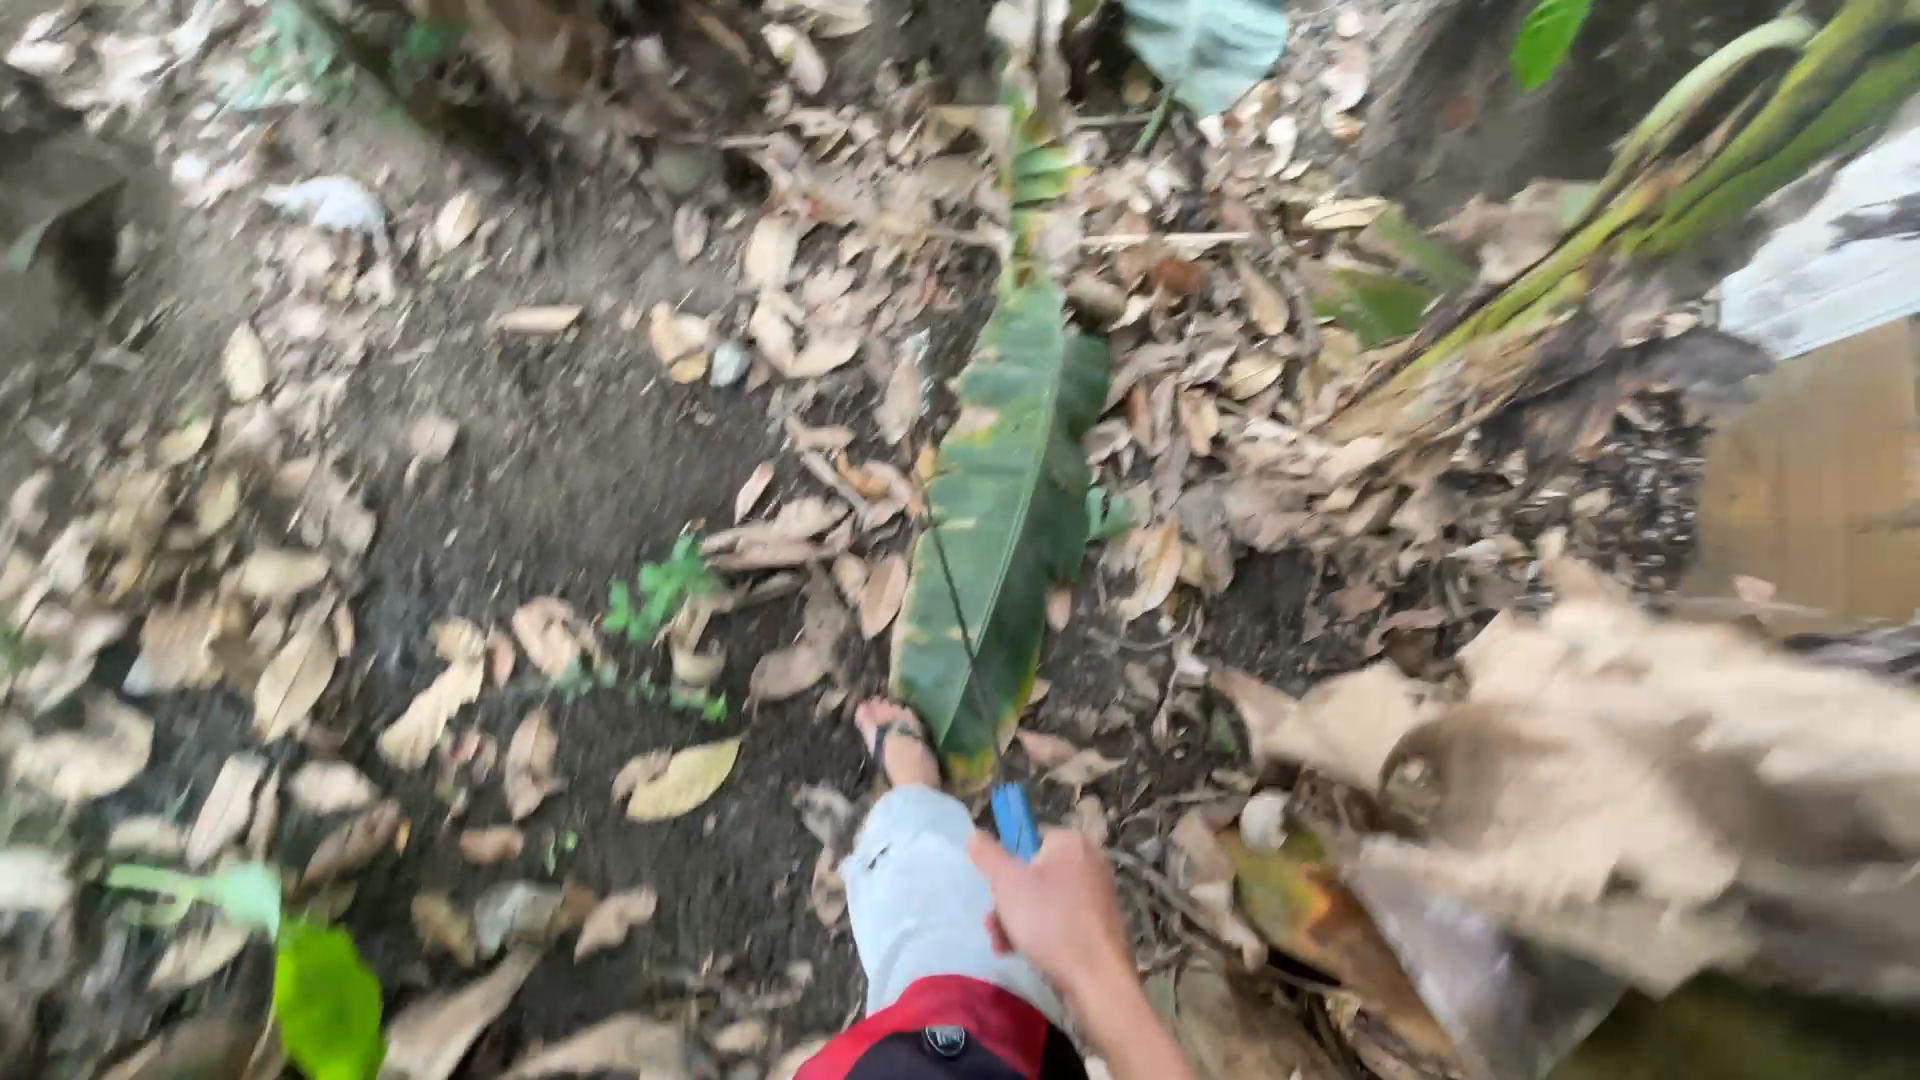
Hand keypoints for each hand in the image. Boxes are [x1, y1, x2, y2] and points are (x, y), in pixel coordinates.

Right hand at [966, 829, 1133, 1008]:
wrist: (1097, 979)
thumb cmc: (1050, 921)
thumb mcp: (1007, 882)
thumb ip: (987, 854)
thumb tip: (974, 835)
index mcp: (1071, 842)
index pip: (1030, 839)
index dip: (1009, 864)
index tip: (996, 889)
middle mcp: (1089, 862)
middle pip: (1035, 874)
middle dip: (1008, 901)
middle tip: (993, 923)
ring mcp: (1097, 896)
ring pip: (1045, 901)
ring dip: (1018, 921)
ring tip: (1002, 944)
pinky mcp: (1100, 926)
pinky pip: (1062, 921)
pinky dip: (1041, 934)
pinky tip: (1022, 954)